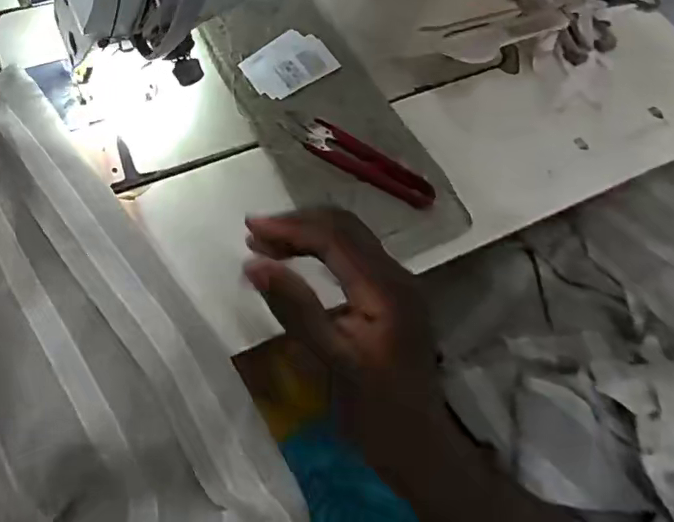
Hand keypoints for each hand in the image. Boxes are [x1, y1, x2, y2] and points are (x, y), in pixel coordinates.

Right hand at [243, 208, 441, 428]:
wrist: (423, 450)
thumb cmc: (376, 408)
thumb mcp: (332, 361)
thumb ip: (294, 308)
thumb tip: (253, 264)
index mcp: (386, 291)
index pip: (333, 237)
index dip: (289, 228)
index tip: (249, 231)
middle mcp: (397, 277)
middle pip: (343, 226)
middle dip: (295, 223)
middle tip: (255, 234)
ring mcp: (397, 284)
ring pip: (347, 234)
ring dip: (304, 232)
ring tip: (266, 243)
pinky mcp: (390, 293)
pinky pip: (350, 250)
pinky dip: (317, 245)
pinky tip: (294, 258)